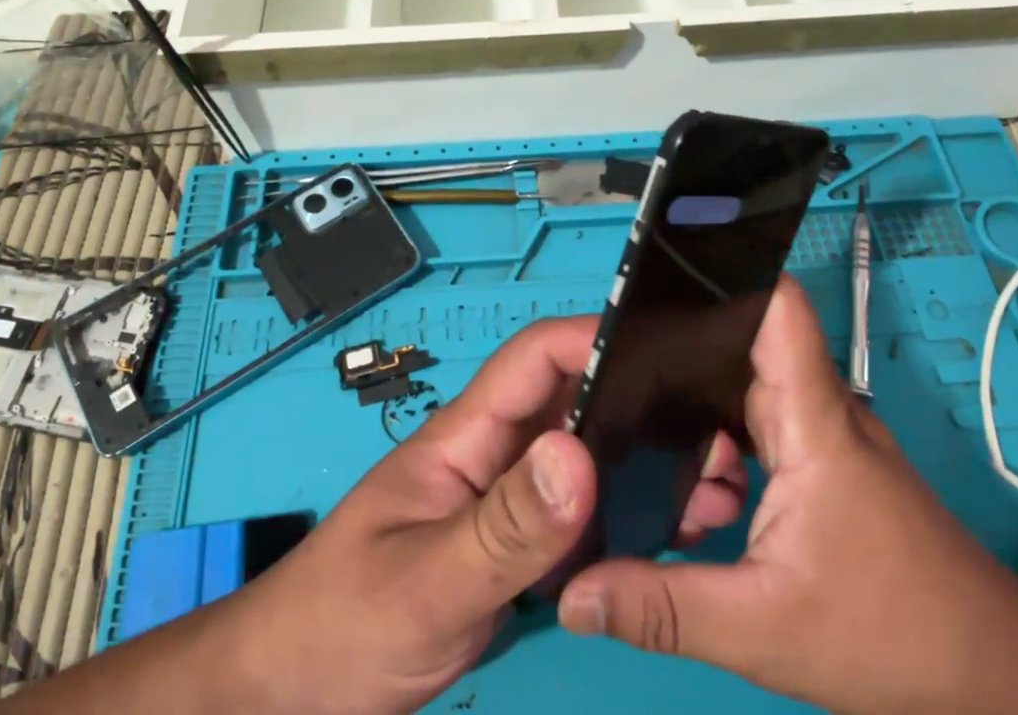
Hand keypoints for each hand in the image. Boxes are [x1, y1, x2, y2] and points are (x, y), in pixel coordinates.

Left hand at [194, 314, 749, 713]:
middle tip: (721, 438)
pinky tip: (668, 541)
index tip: (673, 352)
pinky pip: (576, 522)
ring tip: (712, 491)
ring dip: (640, 468)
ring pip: (582, 465)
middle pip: (572, 406)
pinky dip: (622, 523)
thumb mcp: (426, 580)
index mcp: (463, 439)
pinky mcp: (512, 553)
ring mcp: (502, 507)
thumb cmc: (343, 624)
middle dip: (642, 407)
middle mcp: (491, 459)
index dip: (597, 339)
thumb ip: (502, 527)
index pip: (535, 359)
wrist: (296, 690)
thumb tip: (579, 452)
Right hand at [556, 277, 1017, 712]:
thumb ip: (659, 607)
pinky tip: (682, 485)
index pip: (776, 309)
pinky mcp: (825, 468)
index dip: (721, 277)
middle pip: (740, 347)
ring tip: (628, 432)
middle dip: (672, 352)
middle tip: (601, 375)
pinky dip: (714, 446)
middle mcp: (819, 413)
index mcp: (812, 421)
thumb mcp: (760, 628)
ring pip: (742, 392)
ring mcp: (824, 440)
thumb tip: (571, 593)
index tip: (651, 281)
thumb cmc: (892, 636)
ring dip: (690, 409)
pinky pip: (755, 430)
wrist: (993, 674)